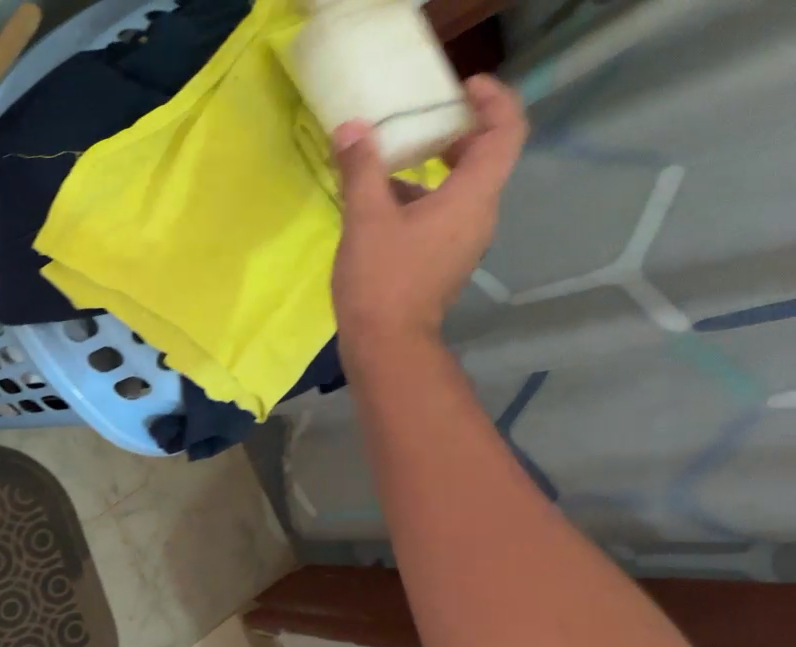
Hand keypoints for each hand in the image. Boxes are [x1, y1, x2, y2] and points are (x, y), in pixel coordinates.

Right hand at [331, 74, 527, 345]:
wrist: (387, 343)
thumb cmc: (381, 279)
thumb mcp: (365, 220)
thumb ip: (361, 171)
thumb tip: (354, 128)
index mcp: (473, 196)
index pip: (506, 131)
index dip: (493, 101)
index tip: (464, 89)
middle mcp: (481, 214)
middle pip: (485, 159)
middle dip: (458, 135)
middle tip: (423, 125)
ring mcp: (465, 241)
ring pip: (461, 191)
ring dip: (434, 171)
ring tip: (390, 169)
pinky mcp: (446, 261)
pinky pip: (444, 217)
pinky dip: (423, 201)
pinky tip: (383, 212)